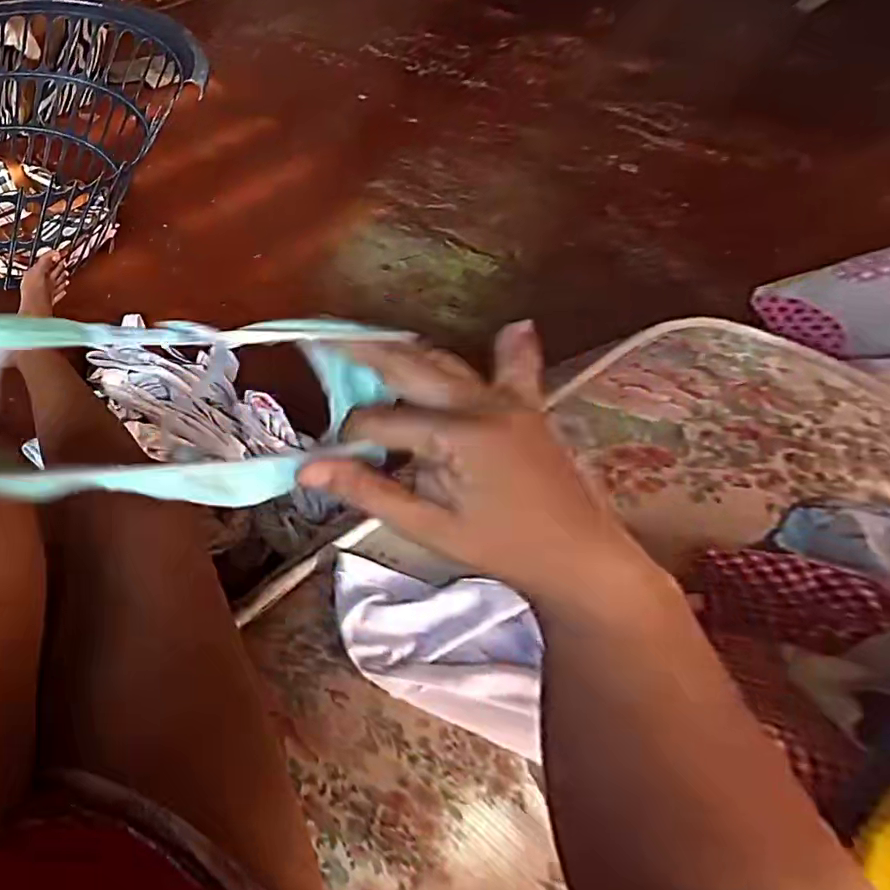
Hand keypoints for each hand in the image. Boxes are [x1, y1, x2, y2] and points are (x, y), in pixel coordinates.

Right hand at [298, 321, 666, 603]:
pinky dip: (512, 349)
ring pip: (445, 363)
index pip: (377, 421)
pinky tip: (515, 327)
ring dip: (404, 351)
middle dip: (359, 356)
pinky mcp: (528, 411)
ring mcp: (509, 404)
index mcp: (457, 435)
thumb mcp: (423, 524)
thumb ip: (363, 489)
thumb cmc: (499, 546)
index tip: (333, 459)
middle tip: (320, 343)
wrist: (583, 561)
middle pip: (407, 369)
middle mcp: (482, 406)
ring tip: (367, 340)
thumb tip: (305, 470)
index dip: (348, 437)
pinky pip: (518, 372)